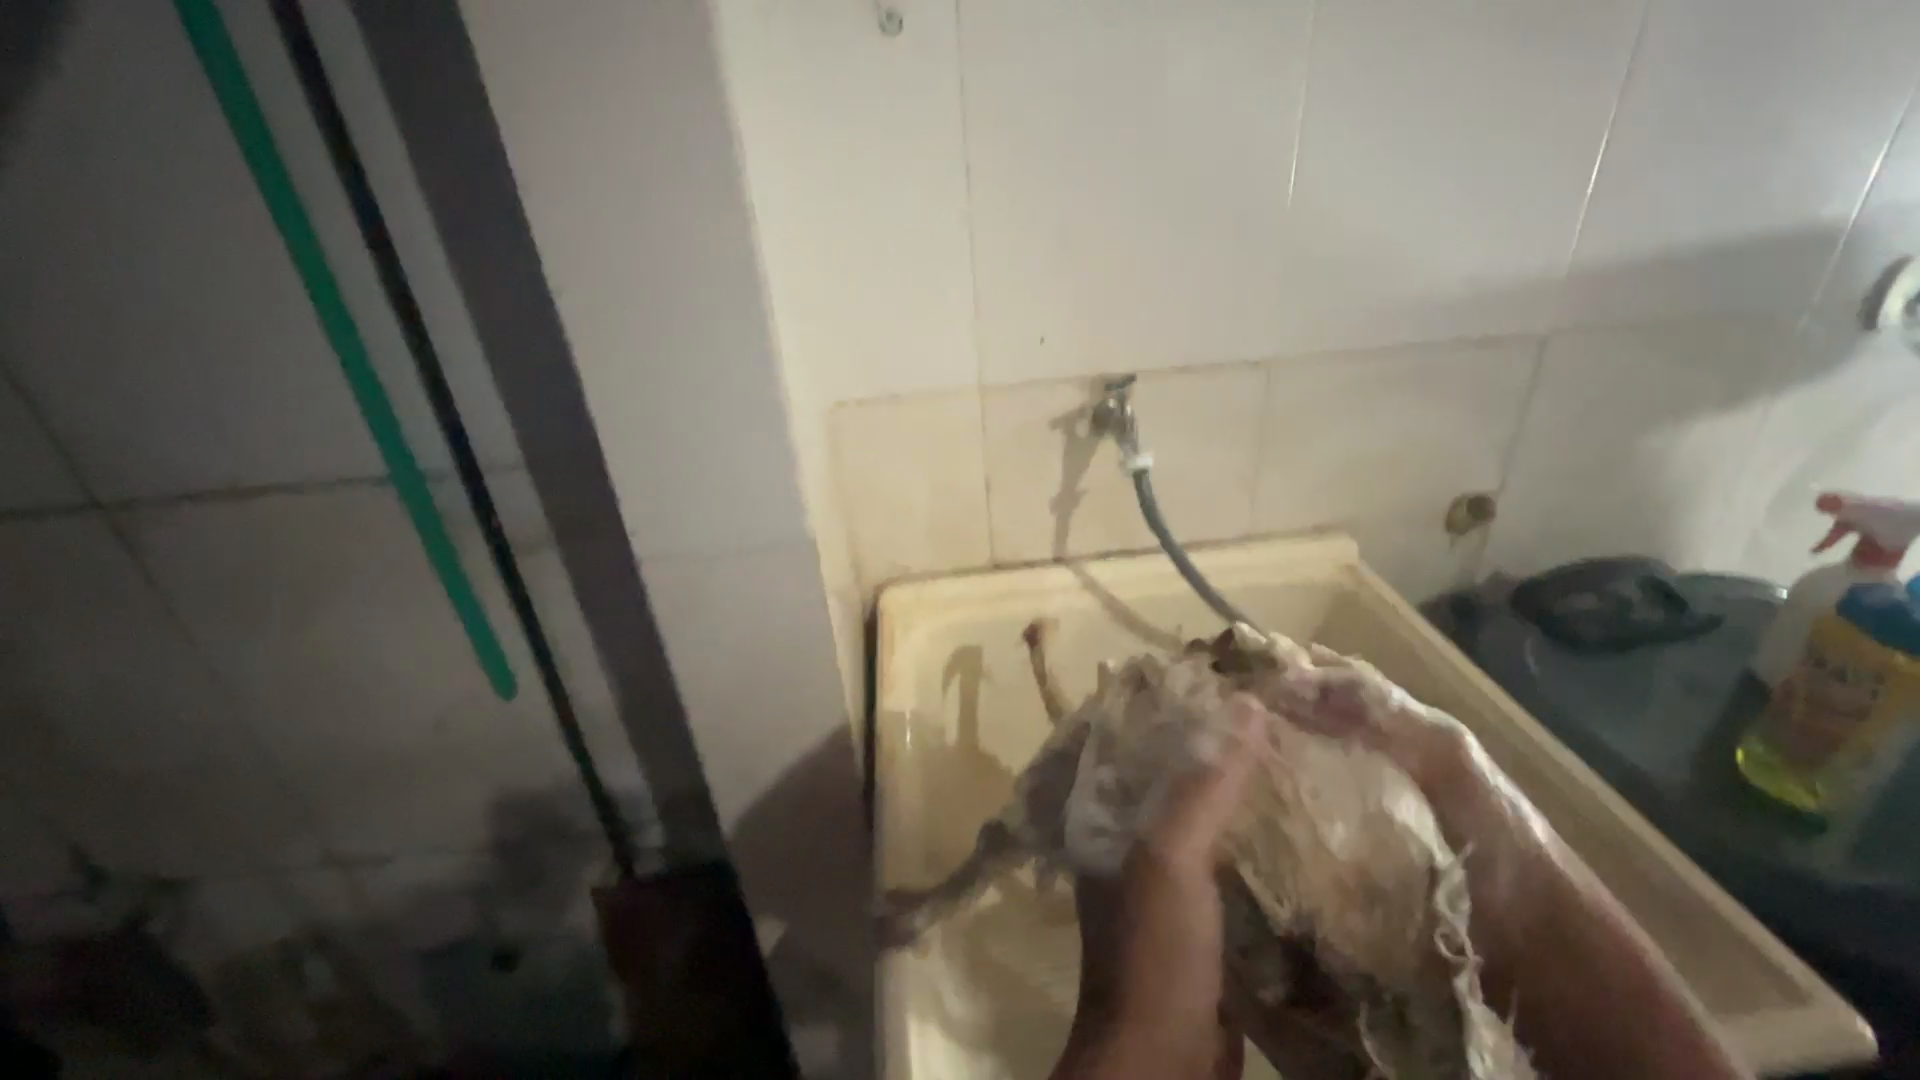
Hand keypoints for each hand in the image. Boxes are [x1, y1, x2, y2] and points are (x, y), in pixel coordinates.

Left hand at [1053, 696, 1264, 1079]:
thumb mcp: (1171, 858)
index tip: (1225, 674)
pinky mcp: (1203, 918)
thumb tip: (1247, 708)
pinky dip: (1261, 839)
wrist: (1164, 1061)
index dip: (1172, 705)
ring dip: (1244, 790)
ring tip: (1298, 751)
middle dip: (1217, 745)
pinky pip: (1233, 861)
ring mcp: (1166, 881)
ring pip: (1205, 817)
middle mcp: (1130, 840)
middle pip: (1174, 775)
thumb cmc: (1154, 951)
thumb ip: (1203, 785)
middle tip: (1278, 710)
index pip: (1133, 740)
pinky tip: (1304, 824)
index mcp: (1106, 819)